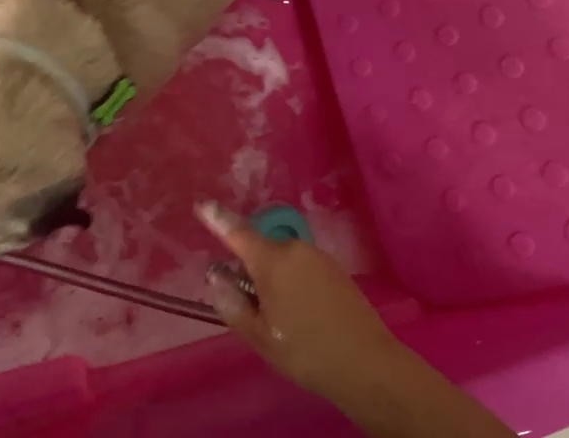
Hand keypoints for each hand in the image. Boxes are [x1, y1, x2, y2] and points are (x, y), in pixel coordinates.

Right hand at [197, 202, 511, 437]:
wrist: (366, 363)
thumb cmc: (305, 351)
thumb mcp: (259, 336)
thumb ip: (233, 303)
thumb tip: (217, 276)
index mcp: (272, 261)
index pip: (237, 233)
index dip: (217, 219)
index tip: (201, 204)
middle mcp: (295, 249)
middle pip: (262, 252)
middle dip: (253, 273)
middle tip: (256, 312)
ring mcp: (318, 256)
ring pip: (283, 263)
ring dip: (275, 282)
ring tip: (284, 322)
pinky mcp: (335, 269)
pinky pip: (302, 269)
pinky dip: (294, 286)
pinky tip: (304, 318)